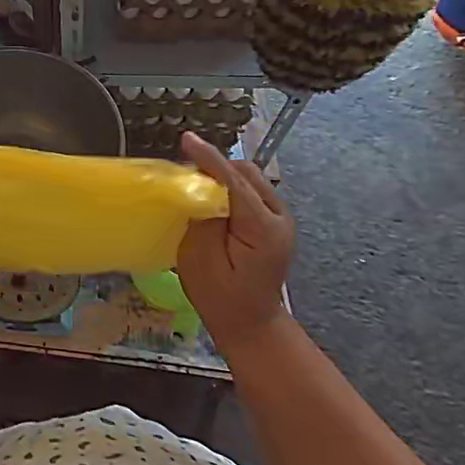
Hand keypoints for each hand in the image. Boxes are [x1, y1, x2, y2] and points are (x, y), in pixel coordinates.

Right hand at [176, 131, 293, 350]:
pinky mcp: (273, 219)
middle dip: (216, 166)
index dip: (209, 159)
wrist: (251, 324)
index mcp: (263, 230)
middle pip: (247, 174)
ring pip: (251, 178)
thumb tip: (199, 189)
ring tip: (195, 183)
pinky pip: (250, 190)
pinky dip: (230, 186)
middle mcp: (279, 216)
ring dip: (223, 175)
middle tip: (185, 171)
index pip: (235, 182)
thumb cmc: (221, 301)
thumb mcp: (201, 262)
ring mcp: (280, 217)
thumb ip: (202, 220)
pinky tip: (211, 196)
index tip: (187, 140)